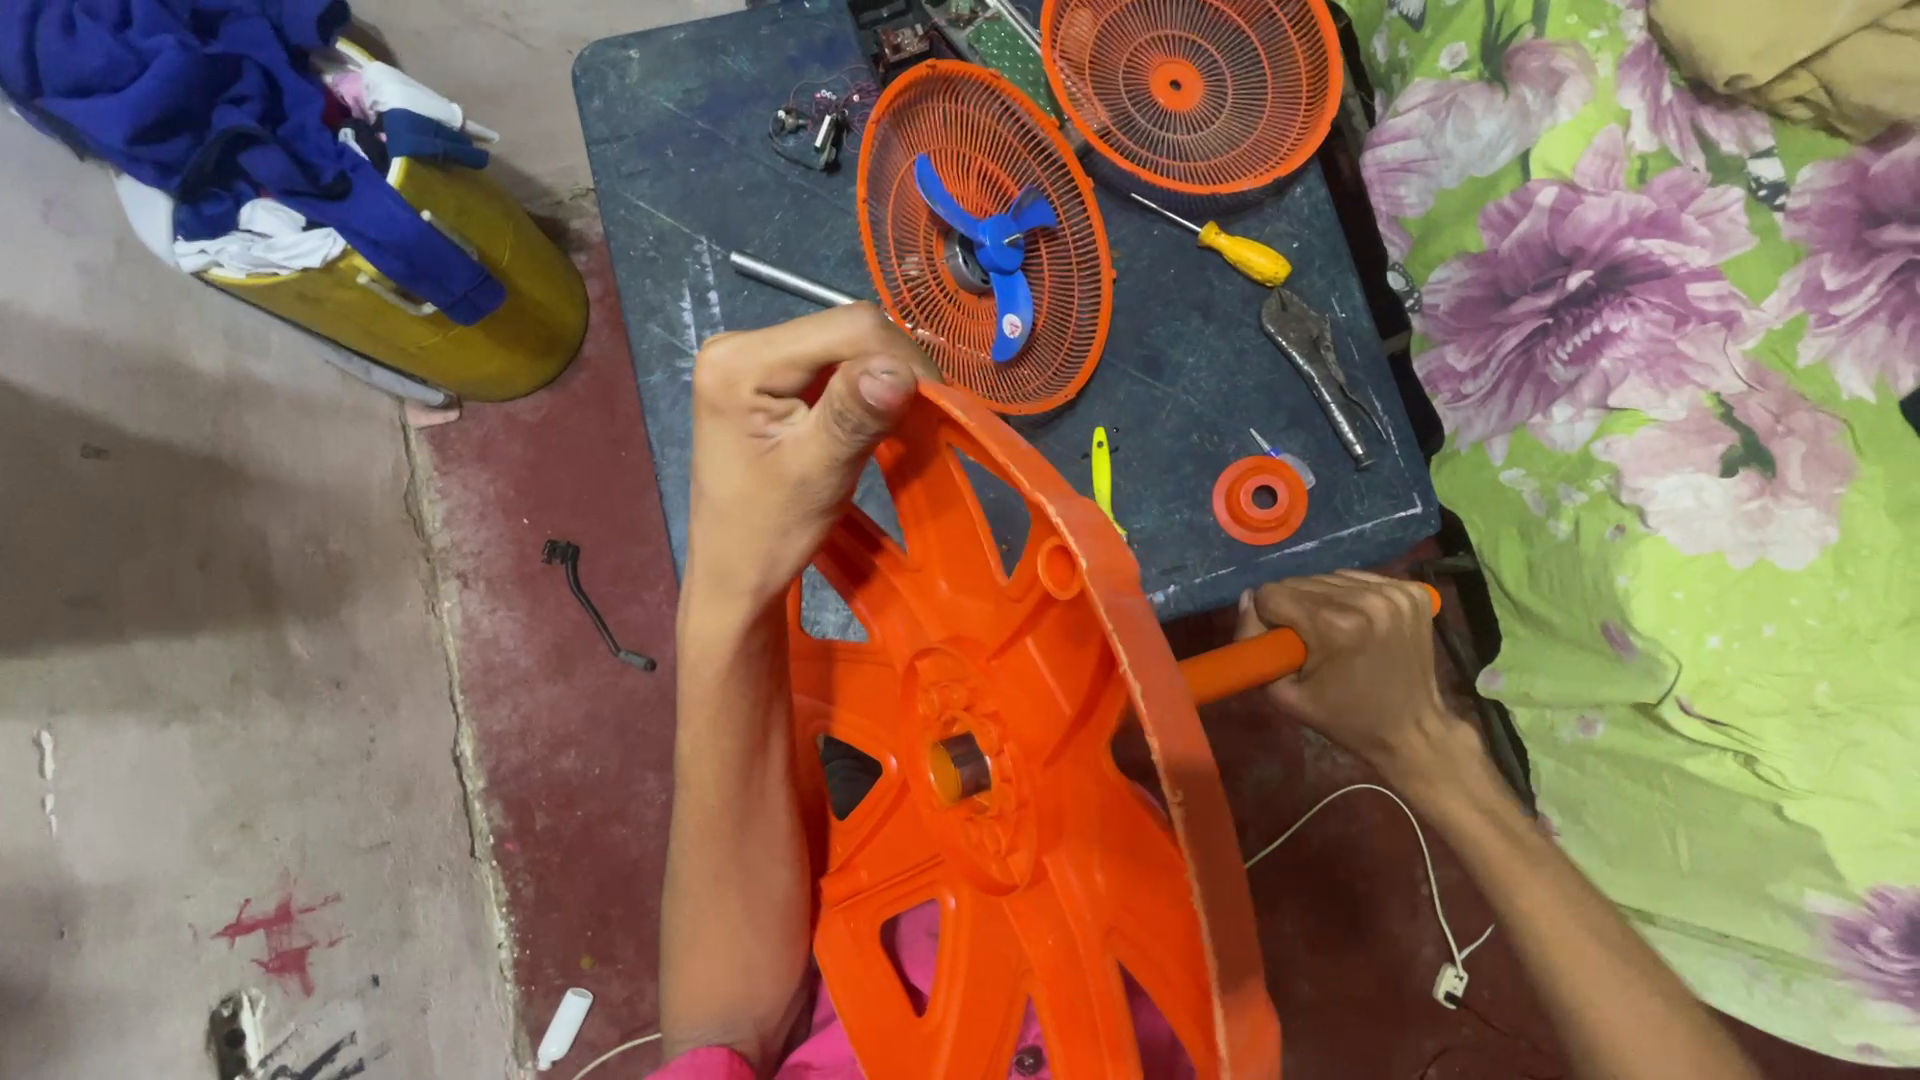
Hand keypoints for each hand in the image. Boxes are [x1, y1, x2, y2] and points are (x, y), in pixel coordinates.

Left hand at [683, 304, 939, 619]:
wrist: (734, 570)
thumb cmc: (768, 533)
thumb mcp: (817, 473)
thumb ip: (854, 416)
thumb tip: (902, 369)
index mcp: (741, 361)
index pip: (846, 327)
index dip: (901, 358)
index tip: (933, 405)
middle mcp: (740, 344)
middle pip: (845, 331)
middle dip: (892, 369)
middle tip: (922, 418)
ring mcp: (752, 359)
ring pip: (844, 347)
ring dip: (882, 380)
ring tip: (902, 422)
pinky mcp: (767, 378)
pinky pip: (831, 367)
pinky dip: (863, 390)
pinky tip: (874, 419)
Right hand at [1234, 570, 1466, 787]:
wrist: (1410, 729)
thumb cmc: (1342, 718)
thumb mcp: (1282, 693)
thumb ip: (1253, 643)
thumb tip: (1247, 598)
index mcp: (1333, 624)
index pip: (1272, 593)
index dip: (1268, 617)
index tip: (1284, 642)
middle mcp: (1365, 599)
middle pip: (1300, 582)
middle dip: (1294, 608)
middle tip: (1310, 641)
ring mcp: (1394, 593)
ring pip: (1327, 578)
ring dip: (1322, 600)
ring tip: (1335, 632)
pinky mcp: (1413, 592)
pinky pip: (1358, 579)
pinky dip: (1351, 597)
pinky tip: (1360, 623)